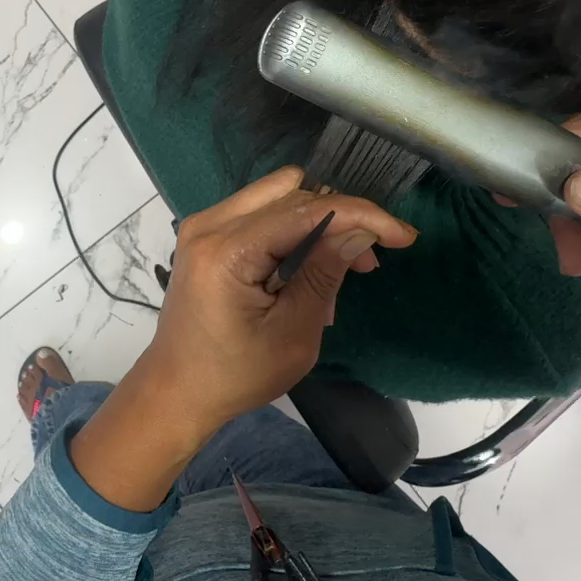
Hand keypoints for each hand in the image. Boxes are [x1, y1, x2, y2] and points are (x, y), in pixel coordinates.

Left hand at [132, 167, 417, 441]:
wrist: (177, 390)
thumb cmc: (236, 374)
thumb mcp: (293, 333)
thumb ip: (325, 274)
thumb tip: (362, 231)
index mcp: (227, 251)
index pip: (305, 210)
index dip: (360, 215)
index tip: (403, 235)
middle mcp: (210, 224)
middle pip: (291, 191)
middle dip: (339, 216)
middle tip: (367, 258)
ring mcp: (204, 224)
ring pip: (277, 194)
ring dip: (317, 220)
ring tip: (338, 269)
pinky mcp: (206, 233)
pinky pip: (260, 211)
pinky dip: (292, 229)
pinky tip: (307, 267)